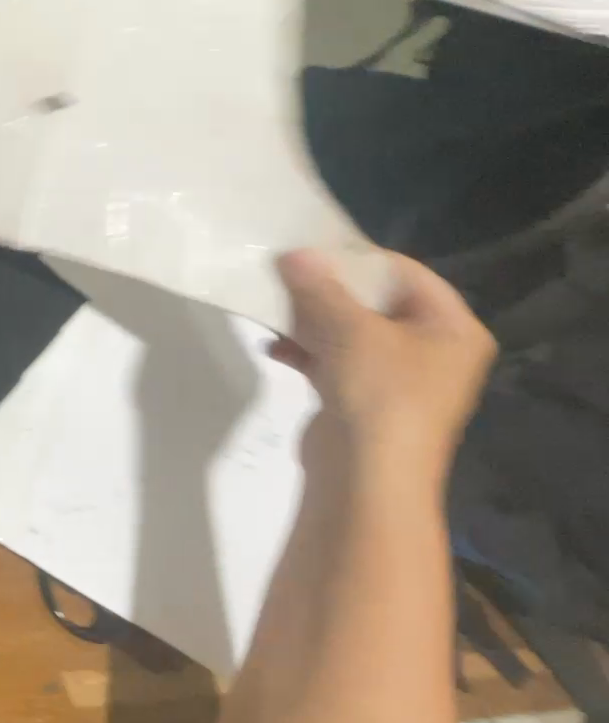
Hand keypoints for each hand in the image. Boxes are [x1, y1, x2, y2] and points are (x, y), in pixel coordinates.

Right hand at [270, 249, 494, 477]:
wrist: (367, 470)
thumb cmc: (378, 392)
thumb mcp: (350, 331)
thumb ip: (321, 289)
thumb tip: (295, 253)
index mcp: (451, 328)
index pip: (407, 274)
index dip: (358, 259)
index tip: (309, 251)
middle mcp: (432, 348)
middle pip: (375, 303)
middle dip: (325, 291)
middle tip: (283, 278)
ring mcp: (396, 375)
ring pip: (348, 332)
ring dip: (308, 321)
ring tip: (271, 312)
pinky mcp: (361, 396)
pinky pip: (332, 359)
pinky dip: (304, 350)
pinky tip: (274, 348)